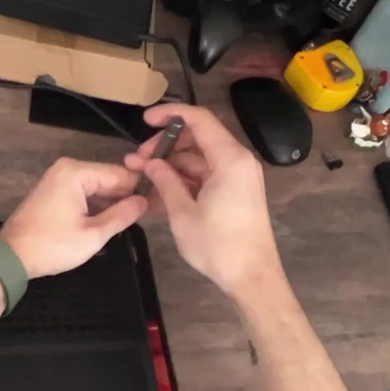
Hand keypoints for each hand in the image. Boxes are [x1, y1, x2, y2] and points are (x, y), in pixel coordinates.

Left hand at [0, 157, 148, 278]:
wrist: (12, 257)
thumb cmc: (52, 246)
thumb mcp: (93, 234)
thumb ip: (121, 215)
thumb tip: (144, 202)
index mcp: (76, 172)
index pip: (119, 174)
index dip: (140, 187)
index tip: (160, 198)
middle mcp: (66, 169)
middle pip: (107, 179)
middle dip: (127, 194)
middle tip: (153, 210)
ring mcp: (57, 181)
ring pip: (95, 188)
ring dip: (113, 201)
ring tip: (138, 216)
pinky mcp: (52, 194)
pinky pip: (82, 195)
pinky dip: (96, 205)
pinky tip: (113, 218)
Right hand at [124, 104, 283, 300]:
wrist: (251, 276)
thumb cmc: (218, 245)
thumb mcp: (183, 213)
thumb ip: (165, 182)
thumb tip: (150, 164)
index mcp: (229, 159)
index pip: (199, 120)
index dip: (170, 115)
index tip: (145, 119)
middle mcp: (237, 162)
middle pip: (198, 139)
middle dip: (166, 146)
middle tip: (138, 161)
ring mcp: (237, 178)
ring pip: (199, 160)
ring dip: (171, 166)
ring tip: (143, 178)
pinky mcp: (235, 193)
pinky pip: (206, 177)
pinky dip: (184, 181)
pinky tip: (160, 193)